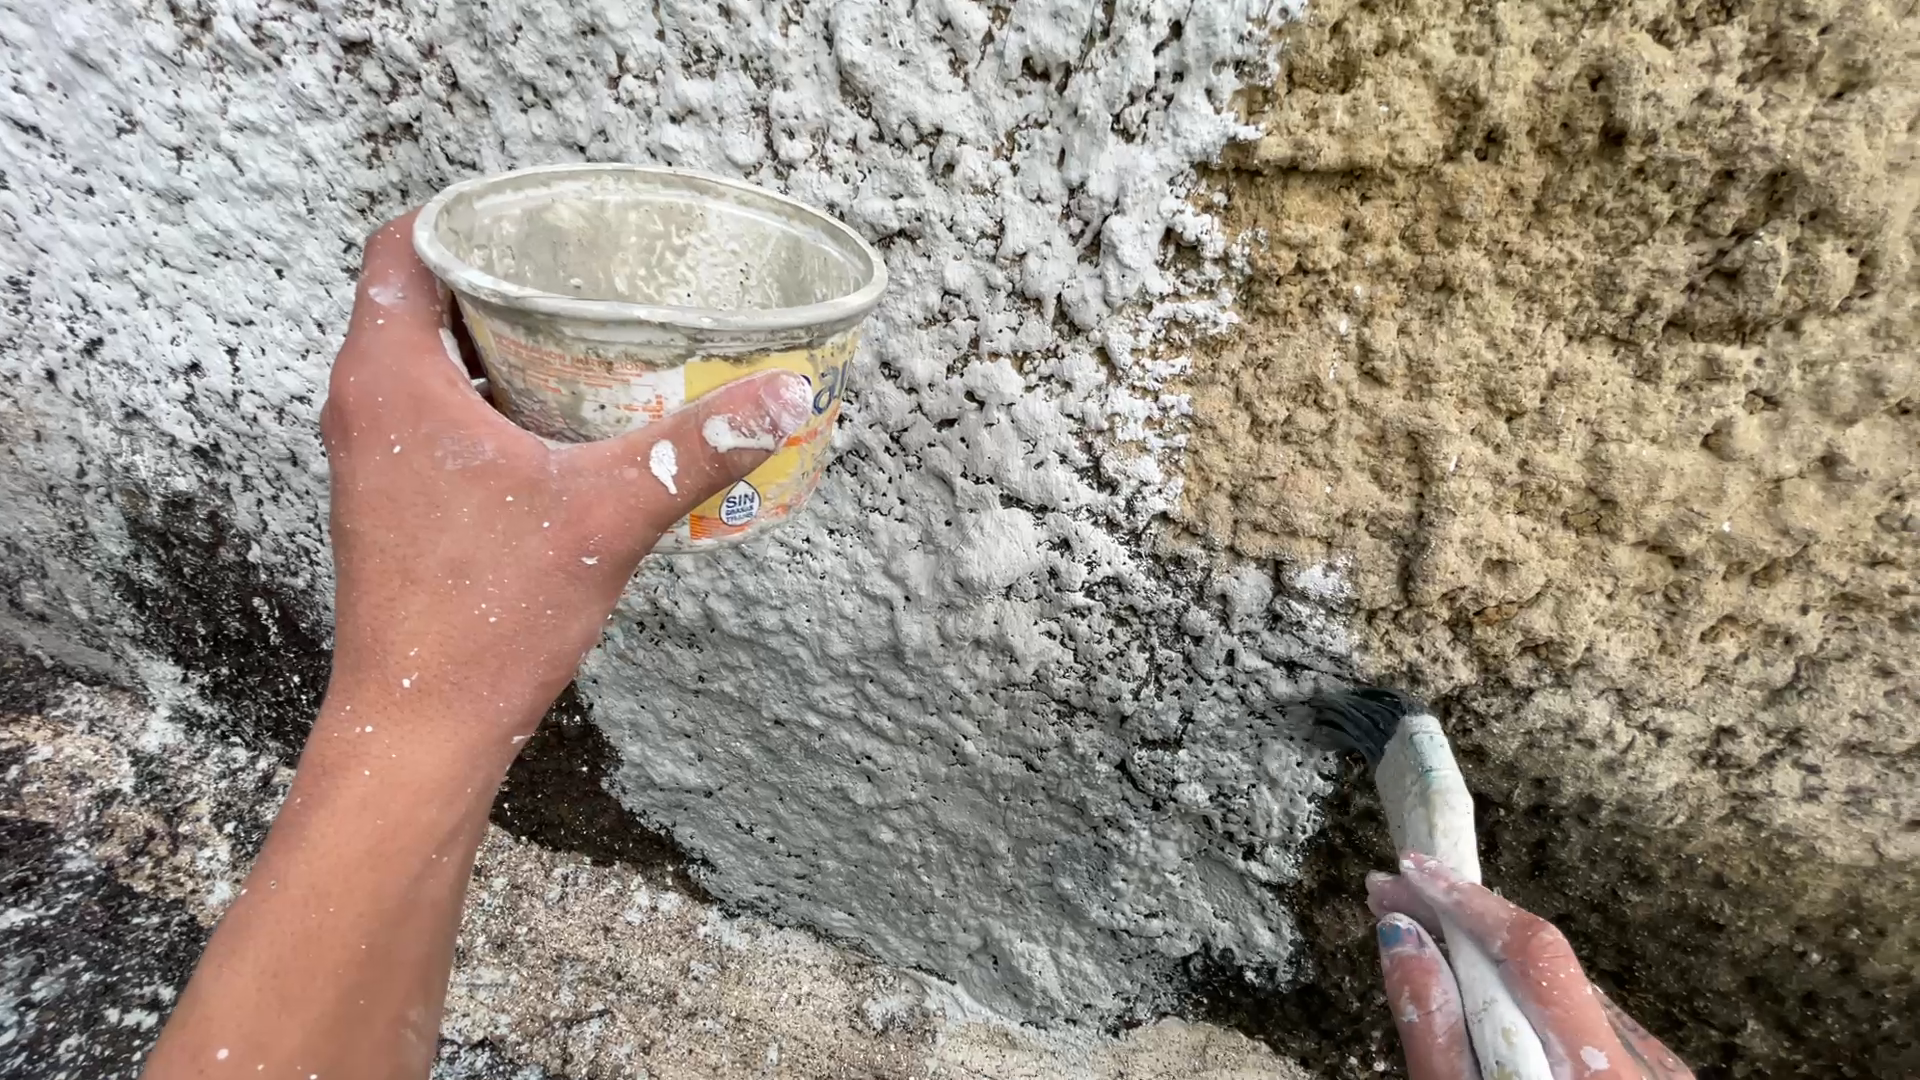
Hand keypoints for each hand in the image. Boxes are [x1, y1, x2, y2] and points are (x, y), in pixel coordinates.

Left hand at [144, 213, 815, 1079]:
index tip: (558, 226)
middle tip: (602, 282)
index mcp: (392, 380)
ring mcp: (385, 456)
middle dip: (516, 280)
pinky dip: (511, 400)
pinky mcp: (409, 498)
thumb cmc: (493, 614)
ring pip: (445, 361)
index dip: (481, 219)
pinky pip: (455, 416)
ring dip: (516, 344)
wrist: (427, 724)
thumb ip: (701, 448)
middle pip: (434, 298)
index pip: (411, 245)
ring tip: (602, 341)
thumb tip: (788, 396)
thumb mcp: (613, 513)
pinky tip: (580, 426)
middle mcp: (372, 406)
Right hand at [1369, 853, 1692, 1079]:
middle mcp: (1649, 1068)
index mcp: (1598, 1077)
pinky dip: (1515, 992)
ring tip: (1415, 934)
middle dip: (1458, 918)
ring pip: (1557, 990)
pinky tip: (1472, 992)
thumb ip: (1432, 1027)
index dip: (1465, 898)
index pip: (1534, 952)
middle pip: (1545, 965)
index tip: (1404, 867)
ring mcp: (1662, 1077)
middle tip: (1385, 895)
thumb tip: (1397, 929)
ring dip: (1482, 953)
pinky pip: (1575, 1019)